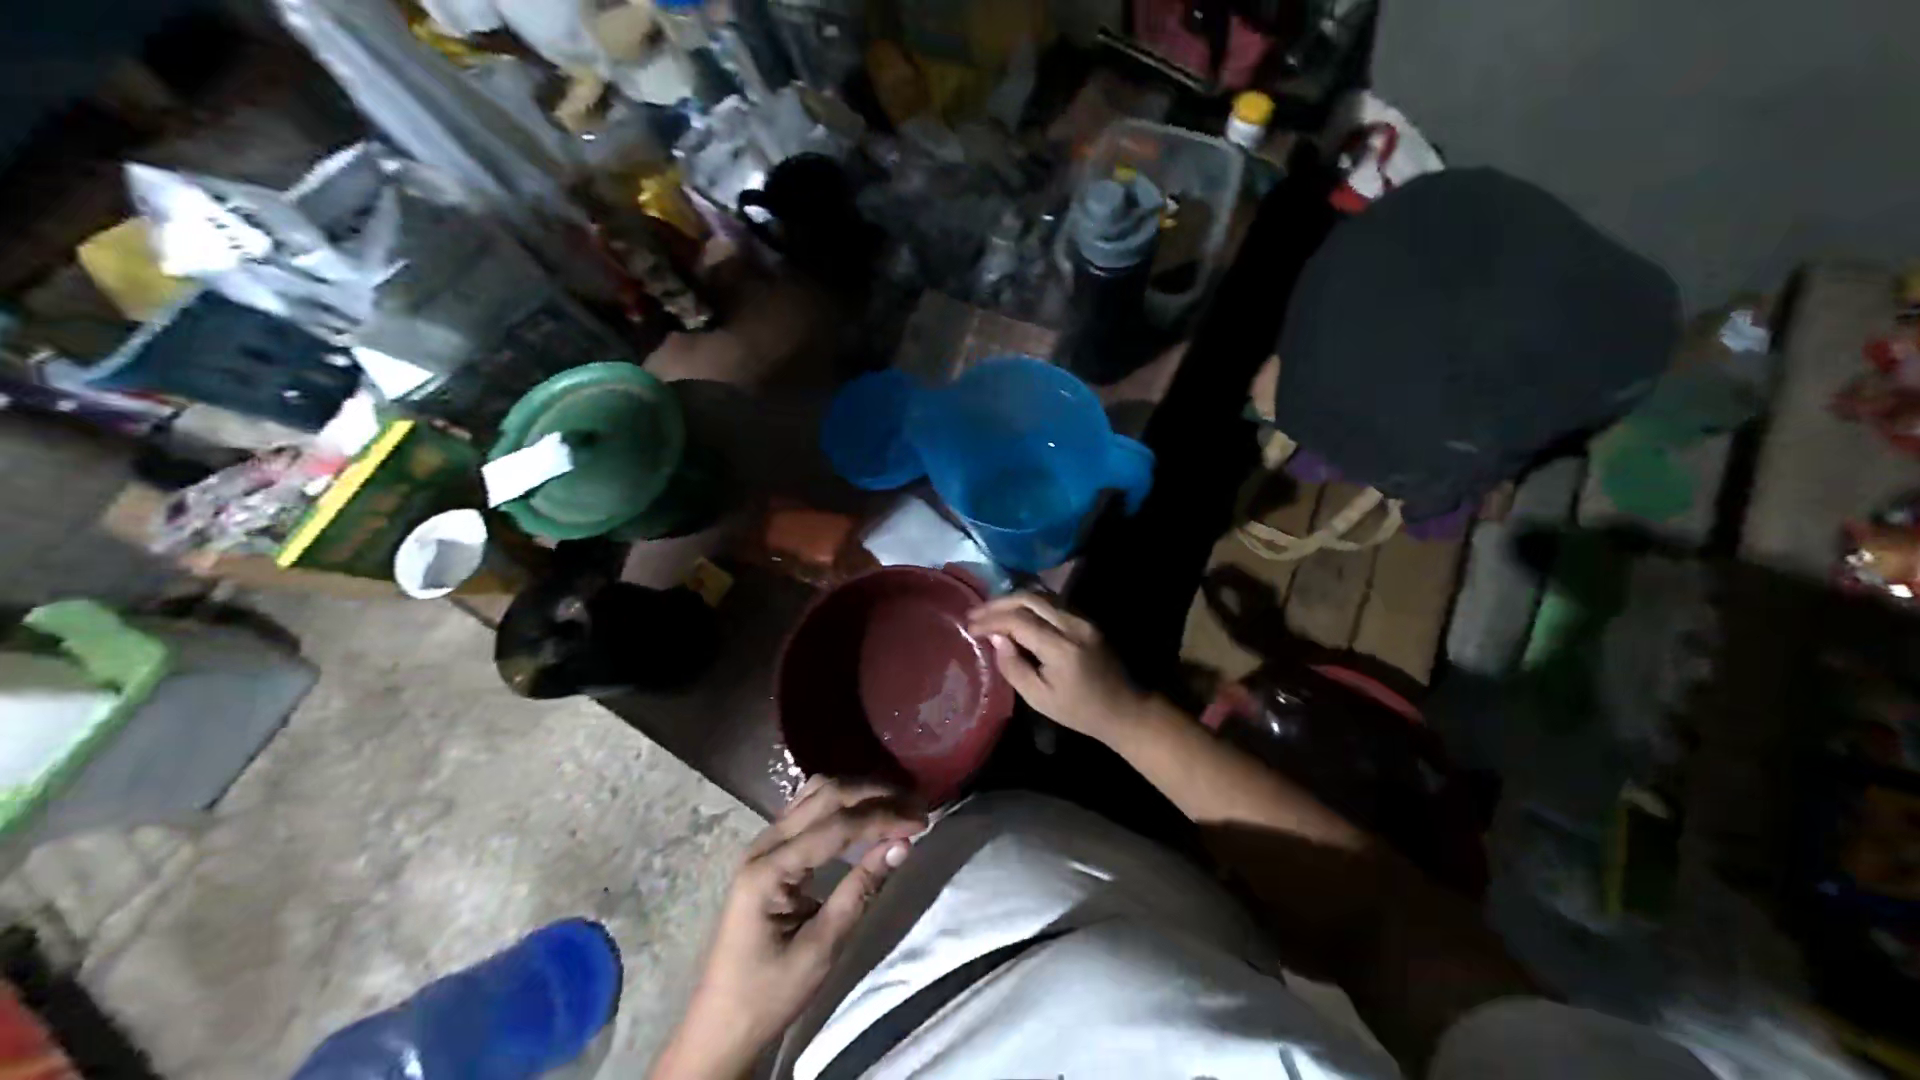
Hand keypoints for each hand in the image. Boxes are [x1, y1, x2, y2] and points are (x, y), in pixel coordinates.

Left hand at [651, 778, 924, 1079]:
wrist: (722, 1023)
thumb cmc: (769, 993)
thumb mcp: (821, 949)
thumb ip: (860, 891)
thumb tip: (902, 845)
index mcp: (769, 869)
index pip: (836, 825)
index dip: (882, 817)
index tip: (921, 820)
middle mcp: (763, 843)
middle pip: (826, 795)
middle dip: (875, 795)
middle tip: (916, 806)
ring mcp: (764, 843)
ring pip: (817, 794)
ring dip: (860, 792)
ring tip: (898, 803)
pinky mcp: (770, 850)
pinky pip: (809, 808)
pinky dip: (843, 803)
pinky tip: (866, 813)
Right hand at [967, 593, 1146, 740]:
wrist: (1126, 708)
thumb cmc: (1080, 711)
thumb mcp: (1040, 699)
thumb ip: (1014, 667)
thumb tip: (996, 638)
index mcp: (1061, 647)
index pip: (1018, 620)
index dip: (991, 620)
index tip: (970, 627)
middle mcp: (1073, 624)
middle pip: (1029, 598)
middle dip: (998, 603)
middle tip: (975, 614)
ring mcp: (1082, 618)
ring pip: (1041, 595)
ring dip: (1012, 599)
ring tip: (990, 611)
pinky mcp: (1086, 618)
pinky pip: (1052, 602)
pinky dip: (1028, 603)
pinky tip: (1013, 613)